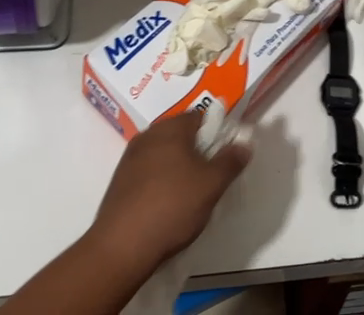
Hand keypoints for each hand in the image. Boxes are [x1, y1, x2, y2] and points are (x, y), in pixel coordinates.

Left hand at [84, 111, 252, 271]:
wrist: (122, 246)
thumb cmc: (172, 206)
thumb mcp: (211, 185)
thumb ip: (230, 161)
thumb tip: (244, 143)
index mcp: (170, 128)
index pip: (199, 117)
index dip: (215, 132)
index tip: (224, 155)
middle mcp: (147, 136)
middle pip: (179, 135)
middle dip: (196, 151)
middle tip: (209, 177)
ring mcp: (129, 159)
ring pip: (162, 154)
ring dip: (177, 167)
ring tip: (189, 194)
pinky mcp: (119, 182)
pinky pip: (147, 172)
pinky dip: (159, 181)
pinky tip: (165, 205)